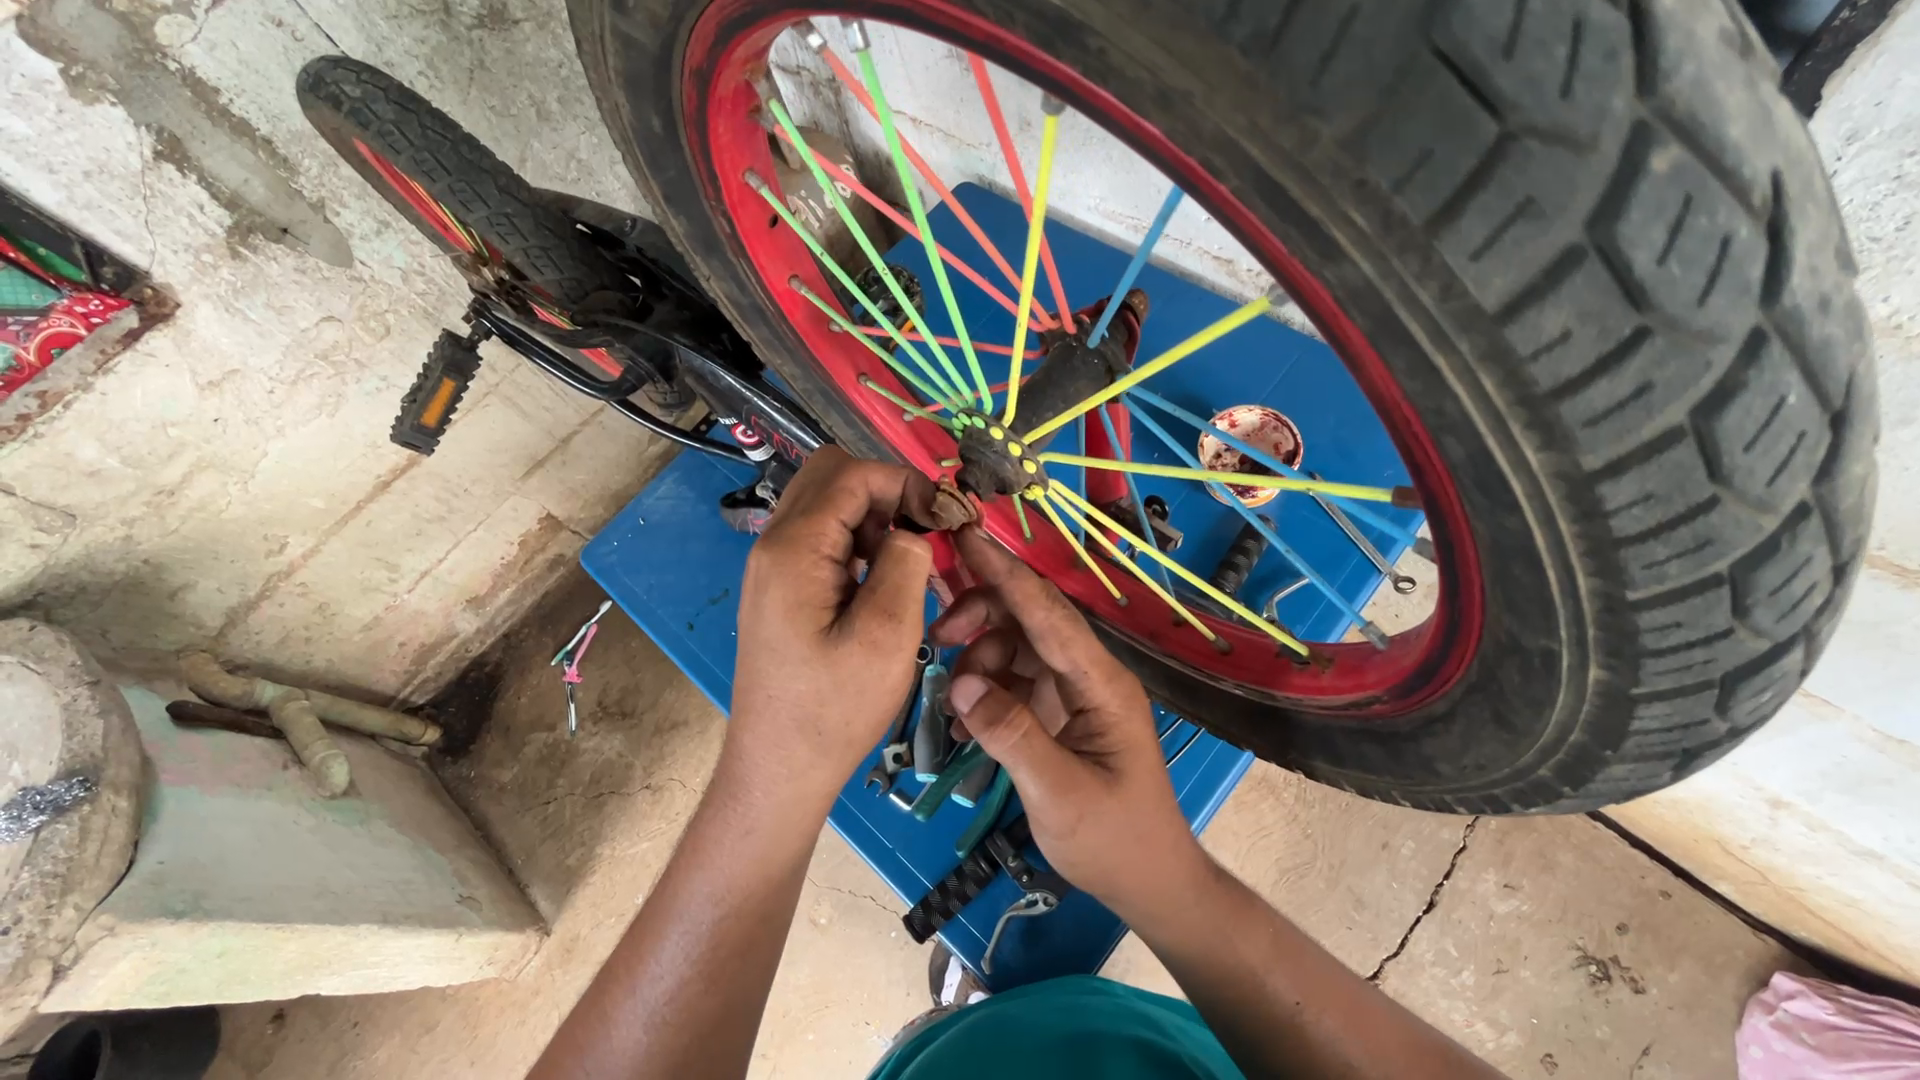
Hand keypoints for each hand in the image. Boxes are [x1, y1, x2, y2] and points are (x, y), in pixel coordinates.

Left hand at [729, 447, 936, 805]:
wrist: (779, 768)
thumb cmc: (834, 709)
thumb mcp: (887, 636)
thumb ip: (906, 563)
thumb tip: (913, 529)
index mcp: (794, 549)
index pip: (852, 474)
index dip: (906, 482)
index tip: (947, 518)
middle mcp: (773, 545)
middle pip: (831, 477)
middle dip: (887, 492)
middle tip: (925, 533)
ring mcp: (772, 568)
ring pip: (827, 506)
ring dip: (874, 518)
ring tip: (909, 563)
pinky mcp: (780, 590)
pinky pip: (821, 540)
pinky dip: (858, 544)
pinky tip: (882, 584)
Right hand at [929, 526, 1206, 917]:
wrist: (1148, 881)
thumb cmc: (1114, 840)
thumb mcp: (1059, 793)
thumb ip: (1012, 734)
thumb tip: (960, 683)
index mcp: (1101, 682)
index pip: (1048, 612)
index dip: (1005, 572)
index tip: (964, 535)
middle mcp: (1087, 675)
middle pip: (1028, 620)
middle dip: (980, 616)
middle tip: (937, 638)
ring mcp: (1072, 694)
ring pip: (1015, 648)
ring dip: (978, 661)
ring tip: (952, 702)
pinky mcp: (1058, 714)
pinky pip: (1013, 683)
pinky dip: (984, 692)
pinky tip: (965, 725)